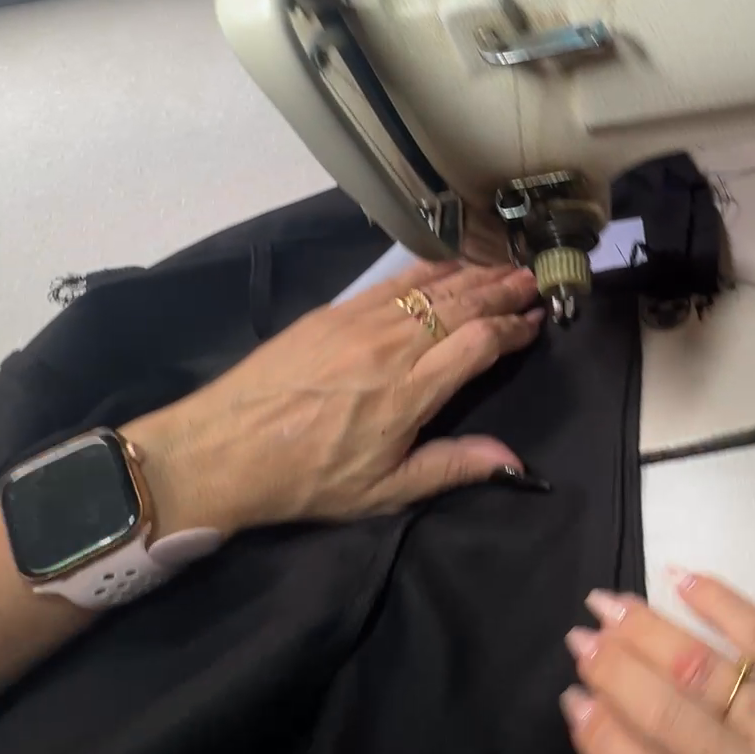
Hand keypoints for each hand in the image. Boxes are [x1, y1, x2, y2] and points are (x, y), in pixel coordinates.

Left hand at [123, 260, 542, 536]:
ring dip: (477, 275)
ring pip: (435, 287)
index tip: (536, 320)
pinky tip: (452, 263)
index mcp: (411, 391)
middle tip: (534, 280)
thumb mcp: (384, 489)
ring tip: (506, 267)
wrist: (218, 451)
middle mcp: (395, 346)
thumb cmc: (308, 477)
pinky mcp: (337, 309)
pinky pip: (396, 279)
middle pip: (465, 305)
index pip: (480, 343)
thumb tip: (514, 461)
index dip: (514, 328)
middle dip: (505, 290)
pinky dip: (433, 268)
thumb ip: (453, 467)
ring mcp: (364, 321)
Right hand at [562, 573, 754, 753]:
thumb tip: (638, 746)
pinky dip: (721, 601)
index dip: (604, 737)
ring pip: (705, 667)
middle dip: (616, 673)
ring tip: (608, 605)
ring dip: (651, 634)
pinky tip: (684, 577)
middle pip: (670, 711)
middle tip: (577, 636)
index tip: (572, 698)